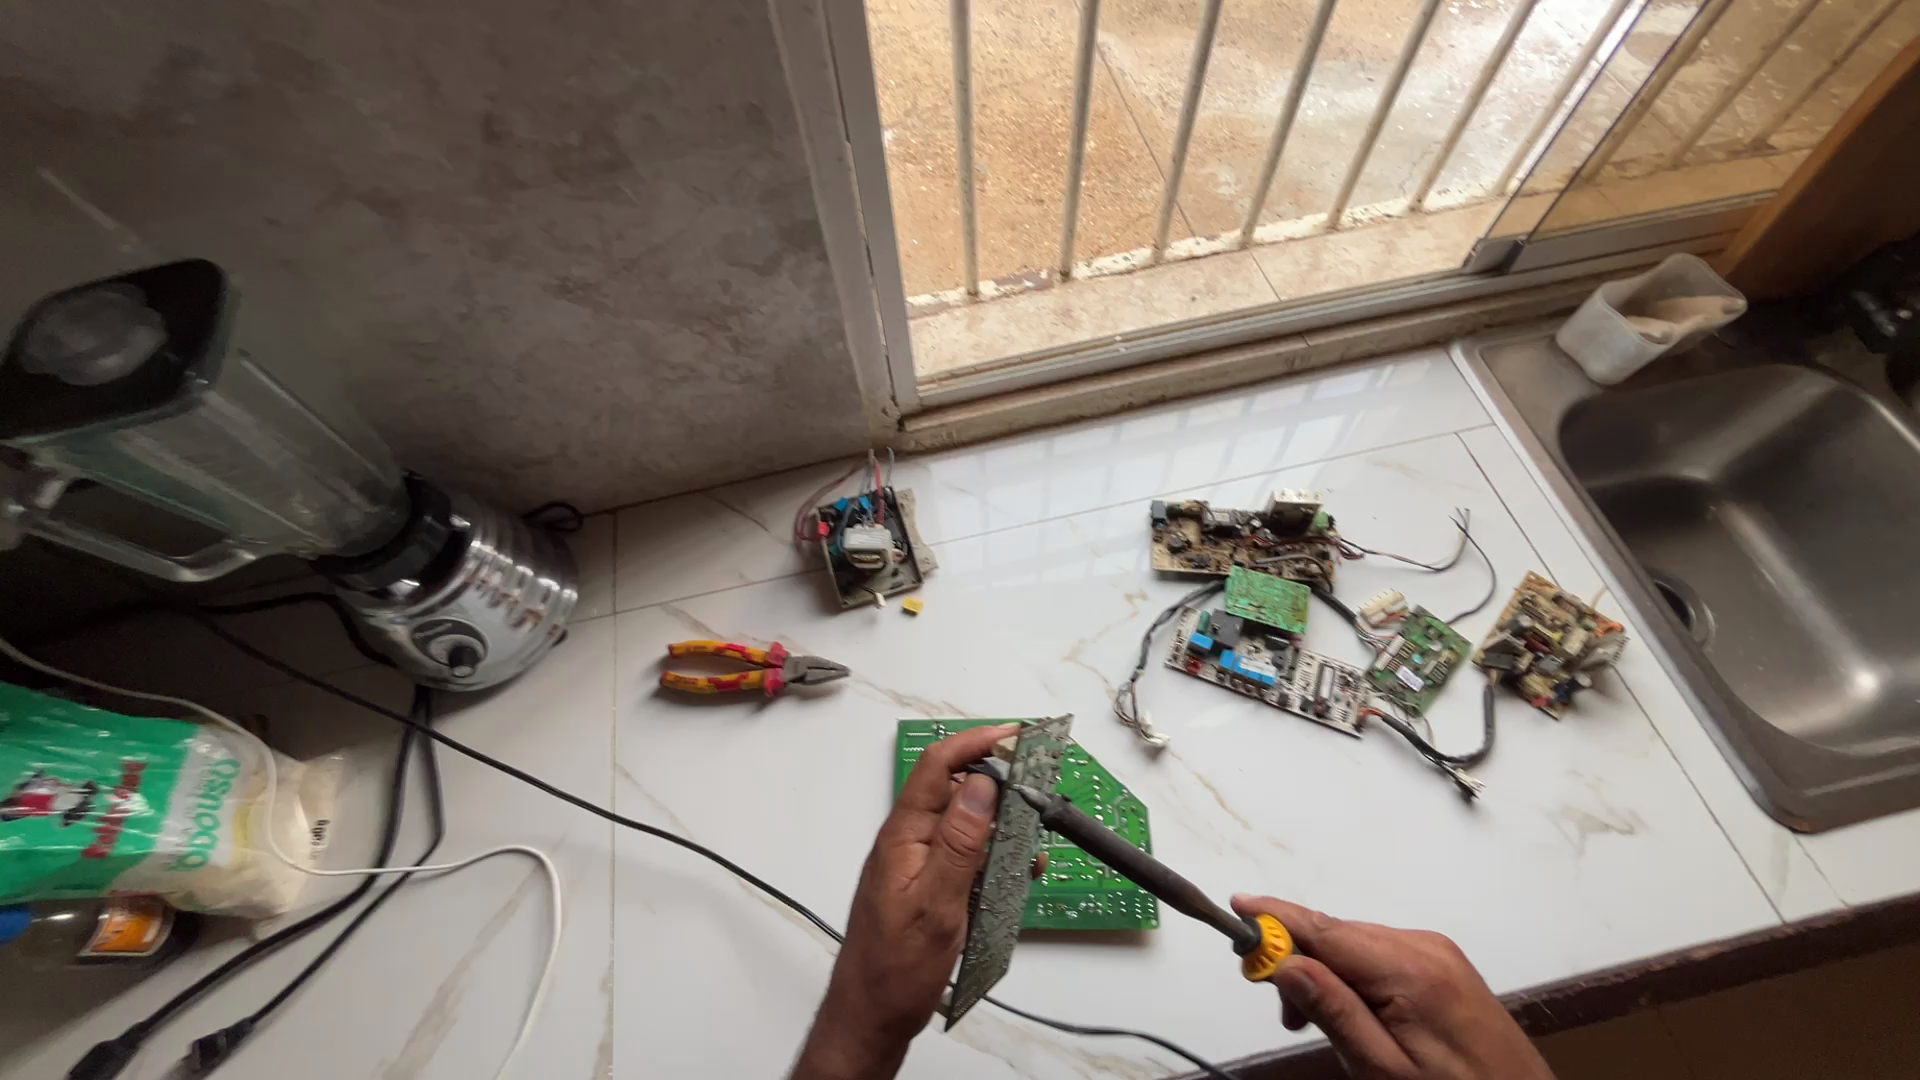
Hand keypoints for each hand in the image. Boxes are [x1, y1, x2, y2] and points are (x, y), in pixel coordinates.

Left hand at [792, 724, 1015, 1079]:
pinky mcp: (932, 880)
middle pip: (956, 787)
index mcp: (905, 833)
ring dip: (1000, 825)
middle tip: (1034, 793)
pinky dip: (993, 855)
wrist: (872, 1015)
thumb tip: (981, 785)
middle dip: (998, 783)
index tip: (1013, 734)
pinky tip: (1013, 872)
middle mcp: (912, 837)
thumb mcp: (935, 905)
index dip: (974, 742)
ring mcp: (922, 859)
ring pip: (967, 821)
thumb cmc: (894, 968)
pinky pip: (967, 852)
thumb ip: (959, 842)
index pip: (938, 765)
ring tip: (1028, 845)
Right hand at [1232, 895, 1553, 1079]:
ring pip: (1354, 944)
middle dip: (1299, 961)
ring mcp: (1437, 952)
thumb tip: (1284, 962)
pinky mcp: (1444, 965)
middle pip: (1336, 935)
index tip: (1234, 906)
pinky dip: (1353, 975)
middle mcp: (1423, 945)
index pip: (1325, 929)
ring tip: (1314, 1022)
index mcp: (1410, 969)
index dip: (1276, 917)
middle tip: (1282, 1013)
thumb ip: (1335, 1013)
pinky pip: (1379, 954)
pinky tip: (1351, 1012)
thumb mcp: (1386, 1074)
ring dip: (1325, 972)